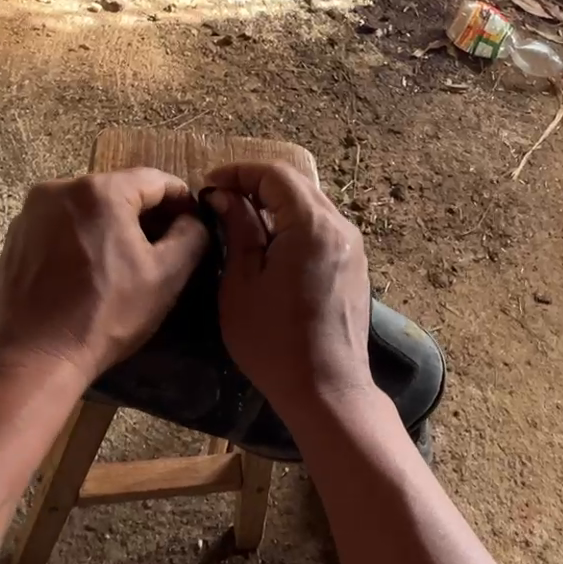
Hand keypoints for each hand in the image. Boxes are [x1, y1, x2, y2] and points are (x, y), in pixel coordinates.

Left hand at [0, 169, 208, 382]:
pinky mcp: (14, 237)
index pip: (157, 180)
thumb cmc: (103, 316)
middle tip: (165, 247)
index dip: (182, 200)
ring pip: (89, 207)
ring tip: (127, 263)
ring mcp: (31, 212)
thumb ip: (192, 235)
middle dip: (146, 214)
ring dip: (113, 226)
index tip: (195, 225)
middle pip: (120, 190)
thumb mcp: (166, 276)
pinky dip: (82, 238)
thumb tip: (193, 219)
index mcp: (101, 190)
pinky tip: (89, 272)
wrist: (28, 362)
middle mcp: (60, 188)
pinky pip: (62, 225)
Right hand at [204, 162, 372, 415]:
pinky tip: (269, 243)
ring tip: (240, 219)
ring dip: (275, 203)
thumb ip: (238, 231)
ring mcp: (351, 244)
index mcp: (312, 225)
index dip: (239, 173)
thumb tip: (226, 196)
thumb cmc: (275, 341)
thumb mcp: (242, 284)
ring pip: (310, 203)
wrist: (327, 390)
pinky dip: (294, 222)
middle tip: (221, 199)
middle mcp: (339, 226)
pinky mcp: (354, 263)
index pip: (275, 175)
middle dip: (256, 184)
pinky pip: (321, 226)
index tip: (209, 186)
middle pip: (296, 184)